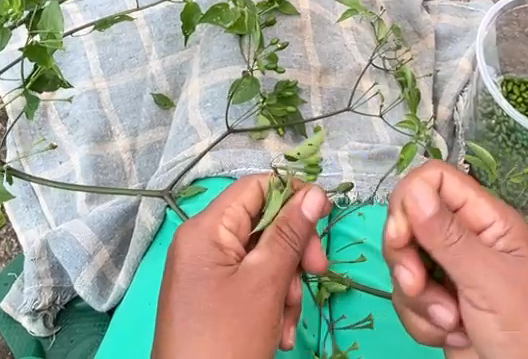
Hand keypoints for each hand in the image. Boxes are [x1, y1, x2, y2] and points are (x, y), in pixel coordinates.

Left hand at [155, 174, 330, 357]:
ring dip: (286, 286)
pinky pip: (251, 284)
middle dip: (293, 251)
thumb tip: (315, 192)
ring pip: (262, 258)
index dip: (293, 195)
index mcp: (206, 230)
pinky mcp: (213, 300)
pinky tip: (279, 333)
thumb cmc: (226, 340)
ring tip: (288, 321)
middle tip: (318, 272)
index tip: (325, 216)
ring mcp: (206, 274)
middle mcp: (202, 244)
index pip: (255, 188)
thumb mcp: (265, 283)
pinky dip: (271, 303)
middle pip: (262, 224)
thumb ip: (291, 233)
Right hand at [381, 162, 527, 358]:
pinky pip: (409, 300)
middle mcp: (465, 239)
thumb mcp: (490, 282)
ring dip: (419, 298)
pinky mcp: (439, 306)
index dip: (410, 199)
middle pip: (411, 220)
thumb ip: (448, 237)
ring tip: (450, 322)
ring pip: (405, 263)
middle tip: (417, 284)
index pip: (435, 180)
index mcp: (485, 219)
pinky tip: (450, 335)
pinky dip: (421, 322)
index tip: (402, 235)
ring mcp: (450, 273)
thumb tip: (413, 189)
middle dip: (406, 256)